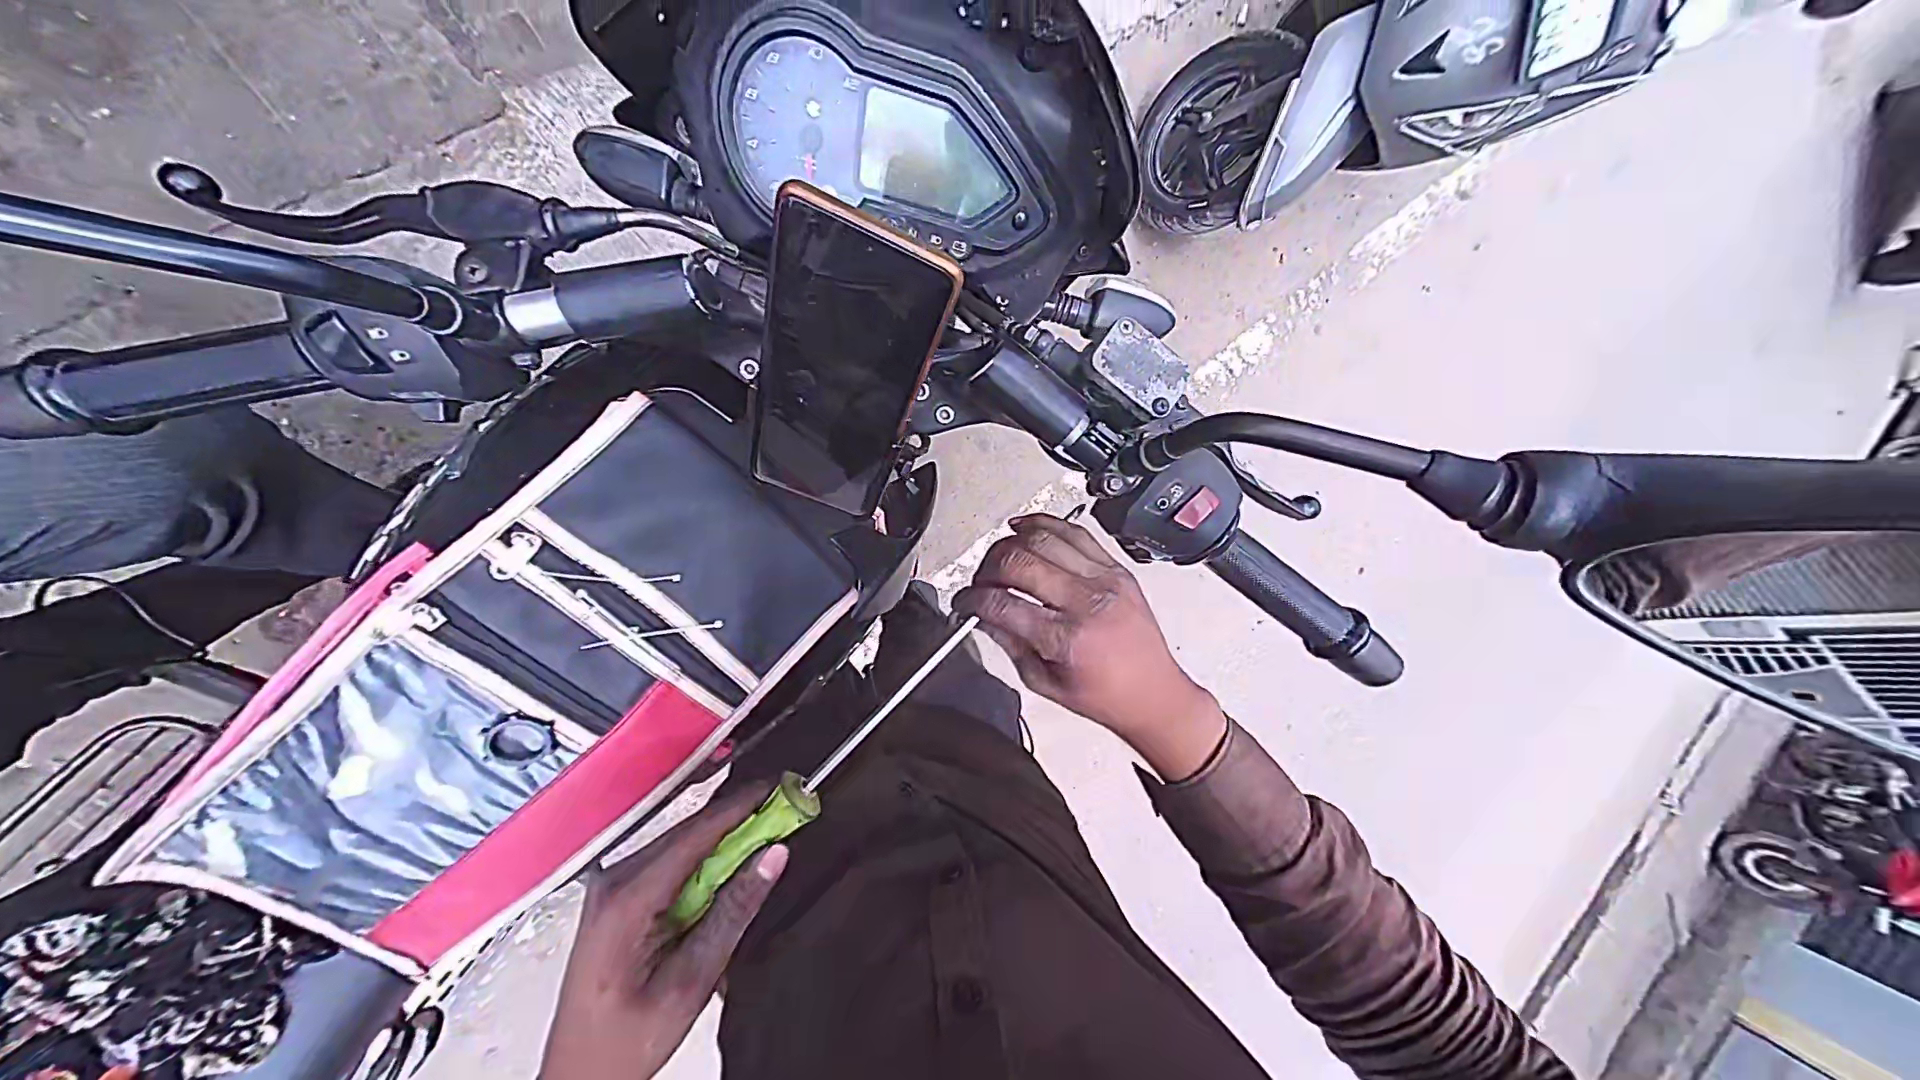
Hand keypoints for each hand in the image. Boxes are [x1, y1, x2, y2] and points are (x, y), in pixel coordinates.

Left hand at [540, 785, 787, 1078]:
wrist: (579, 1077)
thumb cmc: (624, 1041)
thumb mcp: (691, 981)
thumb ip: (734, 912)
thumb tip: (771, 856)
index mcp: (626, 900)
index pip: (696, 834)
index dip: (742, 807)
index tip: (778, 789)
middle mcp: (613, 882)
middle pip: (689, 831)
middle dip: (739, 820)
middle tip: (784, 813)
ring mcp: (612, 885)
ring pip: (682, 842)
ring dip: (724, 839)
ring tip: (764, 836)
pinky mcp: (619, 894)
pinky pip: (671, 860)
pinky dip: (706, 858)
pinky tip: (728, 866)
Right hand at [953, 514, 1227, 779]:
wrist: (1155, 694)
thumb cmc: (1108, 695)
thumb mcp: (1045, 681)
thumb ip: (1010, 643)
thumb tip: (983, 614)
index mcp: (1066, 639)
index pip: (1001, 603)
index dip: (972, 599)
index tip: (965, 601)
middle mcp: (1086, 602)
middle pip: (1019, 562)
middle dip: (987, 568)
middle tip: (981, 581)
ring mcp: (1104, 580)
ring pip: (1044, 538)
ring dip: (1011, 543)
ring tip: (1000, 558)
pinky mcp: (1117, 569)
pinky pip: (1076, 532)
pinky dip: (1045, 524)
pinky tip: (1026, 528)